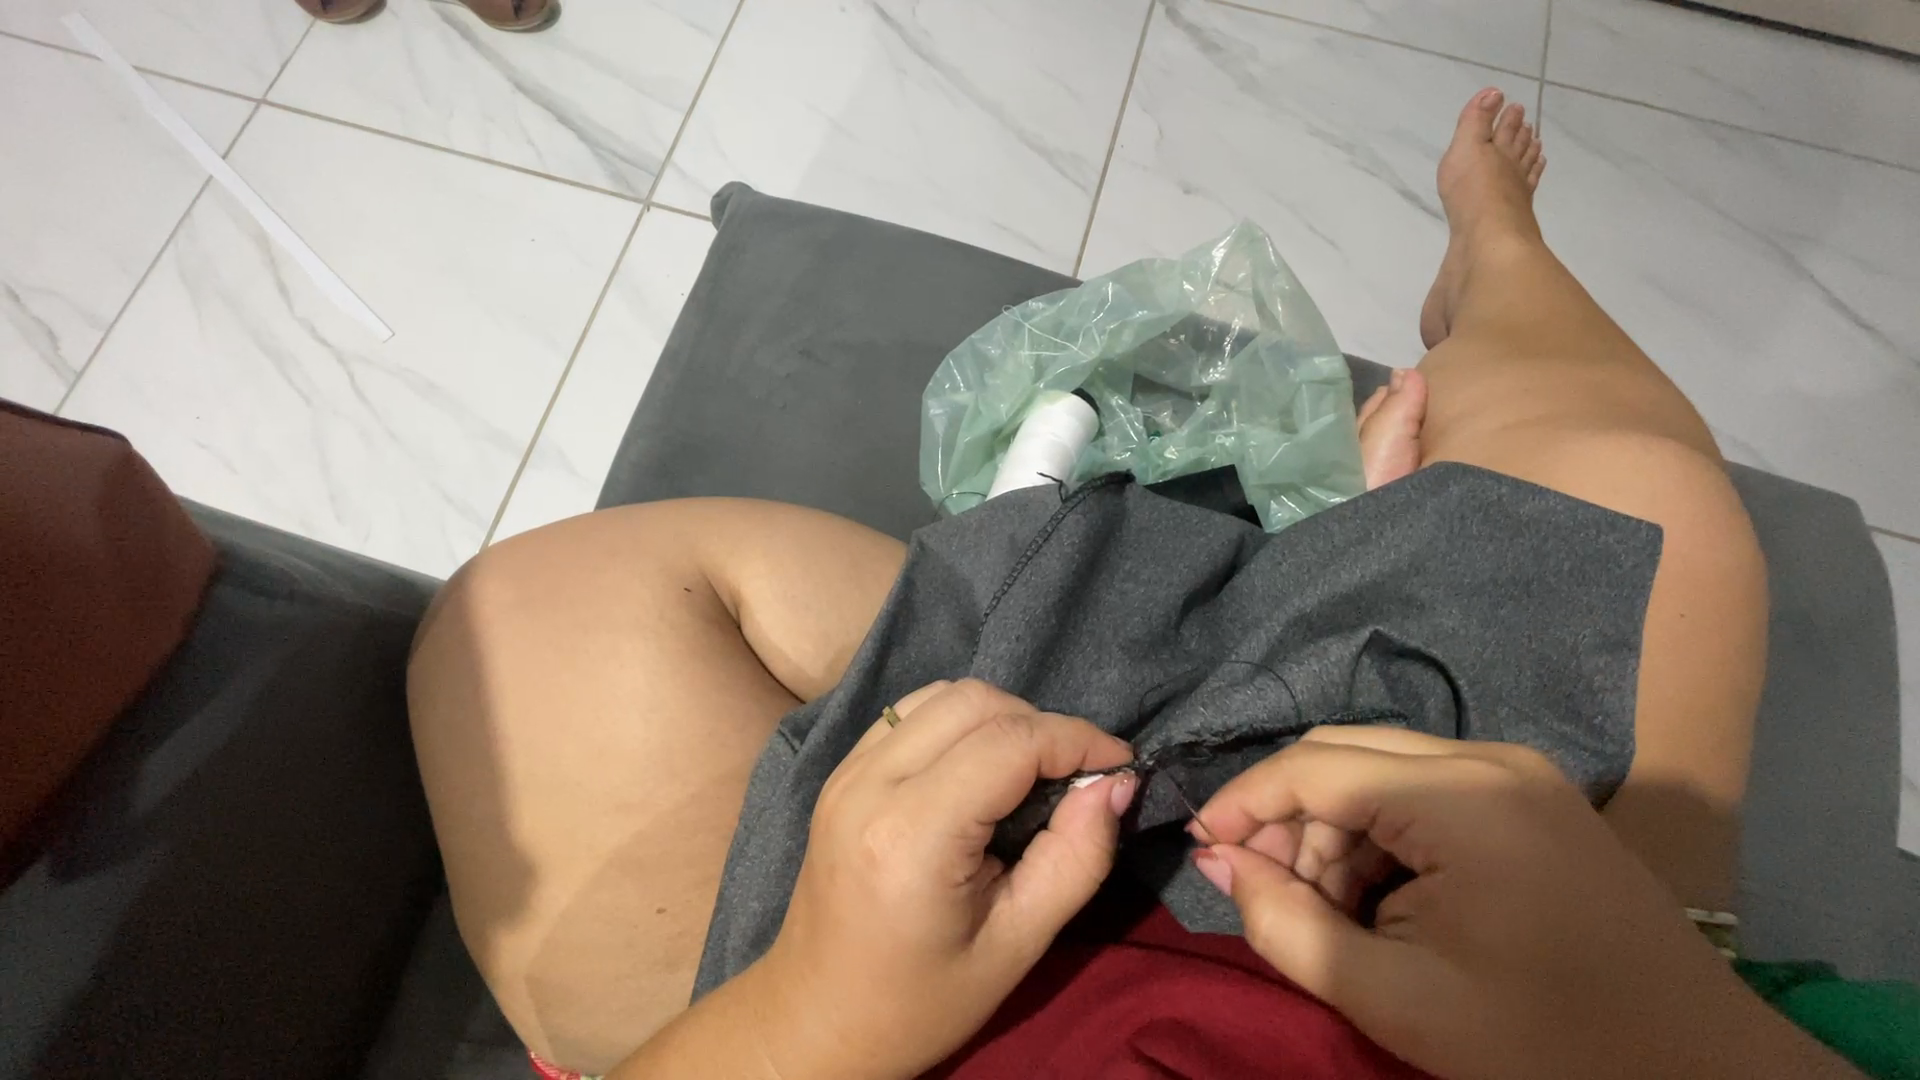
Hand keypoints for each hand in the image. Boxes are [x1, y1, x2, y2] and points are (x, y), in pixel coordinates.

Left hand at [749, 679, 1136, 1079]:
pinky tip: (979, 764)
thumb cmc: (920, 1000)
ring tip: (1031, 769)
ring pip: (943, 694)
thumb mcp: (1017, 945)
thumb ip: (1075, 858)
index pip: (1010, 743)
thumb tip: (1115, 784)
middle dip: (1042, 724)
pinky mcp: (840, 768)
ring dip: (1002, 716)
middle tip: (1076, 774)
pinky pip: (912, 710)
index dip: (1076, 739)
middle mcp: (871, 783)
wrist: (816, 1016)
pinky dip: (960, 718)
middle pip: (976, 702)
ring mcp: (847, 769)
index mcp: (912, 835)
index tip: (1120, 764)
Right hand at [1191, 727, 1860, 1079]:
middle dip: (1288, 816)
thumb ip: (1285, 924)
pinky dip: (1378, 830)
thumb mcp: (1394, 998)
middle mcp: (1485, 758)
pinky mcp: (1526, 791)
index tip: (1200, 843)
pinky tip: (1384, 892)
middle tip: (1267, 885)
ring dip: (1333, 827)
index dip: (1242, 801)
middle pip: (1339, 754)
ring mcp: (1513, 769)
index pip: (1311, 768)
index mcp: (1458, 798)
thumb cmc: (1545, 1046)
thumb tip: (1218, 860)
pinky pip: (1417, 784)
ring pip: (1374, 766)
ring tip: (1333, 905)